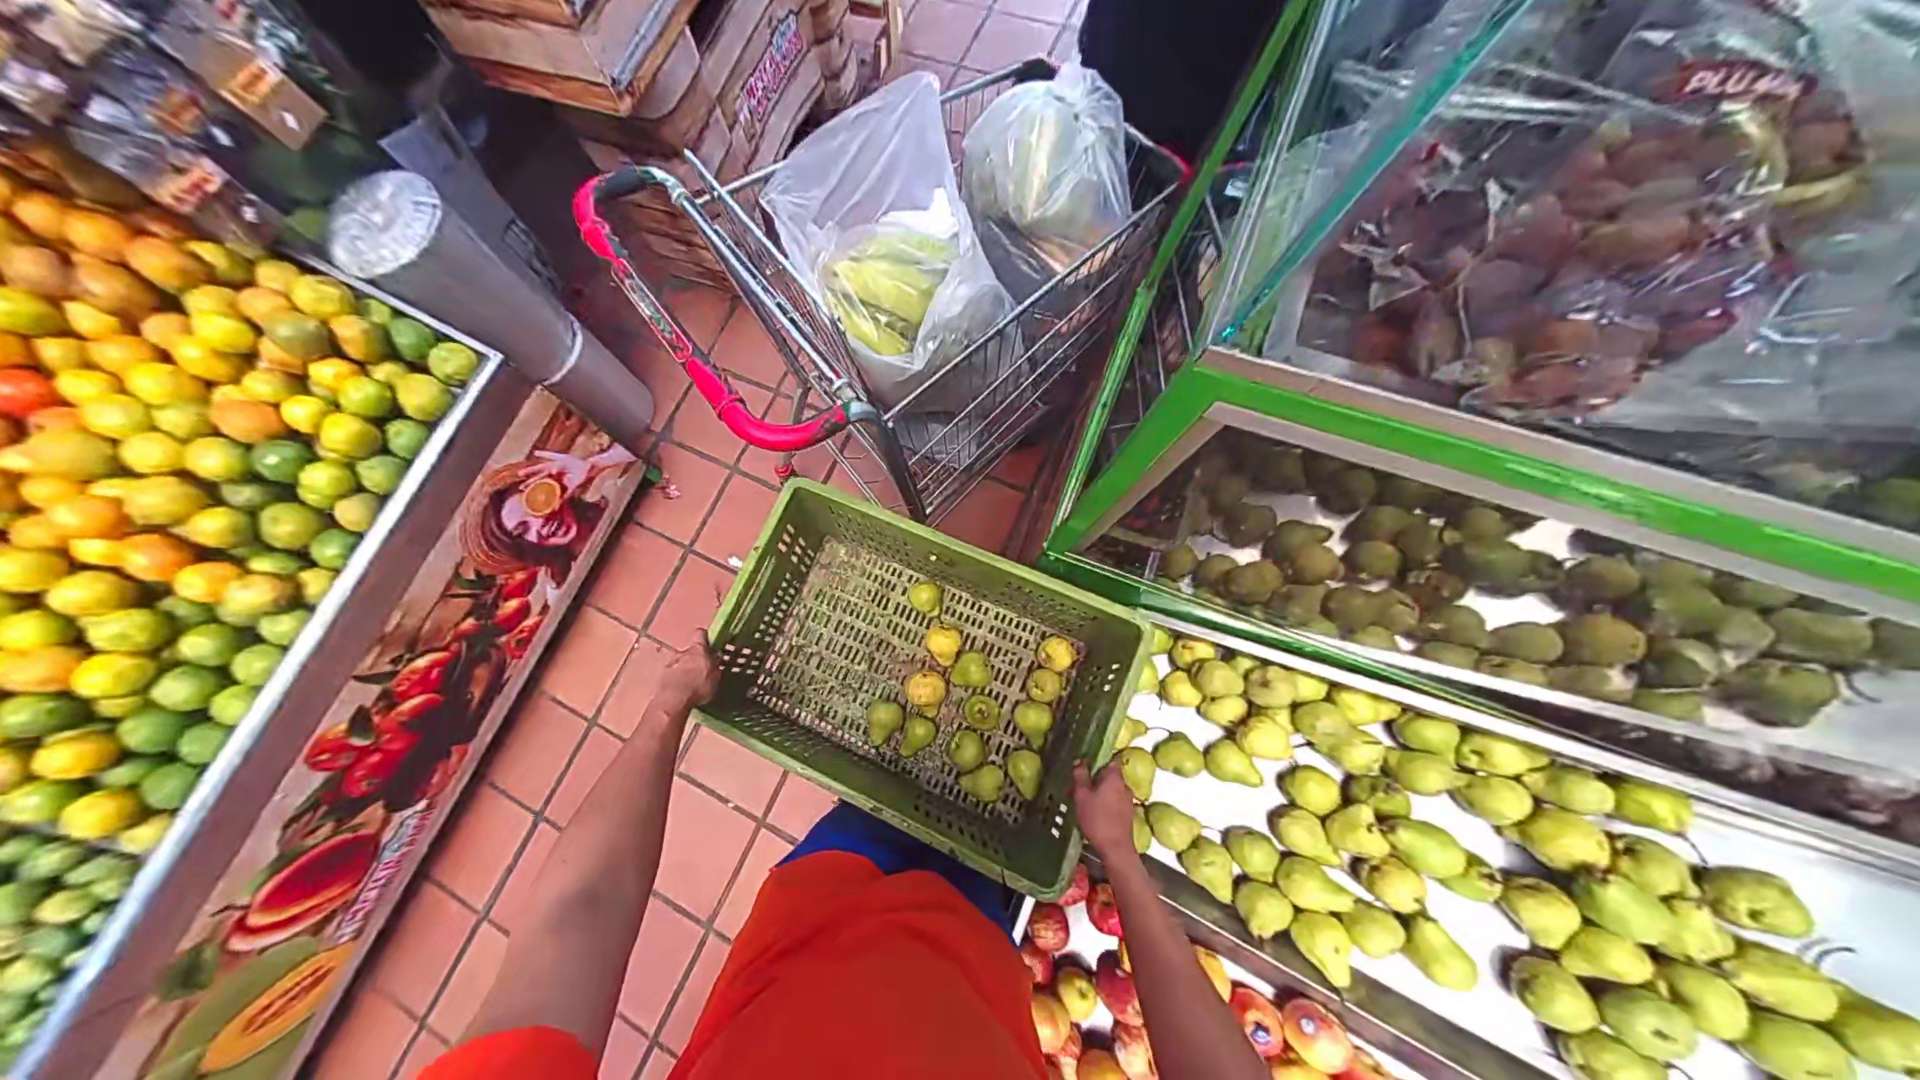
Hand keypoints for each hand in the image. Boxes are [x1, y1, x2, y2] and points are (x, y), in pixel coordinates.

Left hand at [658, 631, 720, 710]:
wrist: (673, 701)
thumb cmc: (698, 686)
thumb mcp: (715, 677)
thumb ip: (715, 666)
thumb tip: (715, 658)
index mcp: (698, 650)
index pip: (700, 633)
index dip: (704, 637)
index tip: (709, 642)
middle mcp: (682, 653)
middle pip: (688, 650)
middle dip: (694, 658)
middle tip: (700, 669)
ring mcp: (669, 664)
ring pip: (678, 663)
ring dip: (683, 670)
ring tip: (689, 682)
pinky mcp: (660, 678)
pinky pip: (671, 675)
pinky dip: (675, 680)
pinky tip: (680, 691)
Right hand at [1072, 762, 1138, 861]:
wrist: (1115, 848)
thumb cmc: (1097, 818)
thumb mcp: (1082, 795)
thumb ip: (1080, 776)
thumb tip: (1080, 761)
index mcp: (1115, 777)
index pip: (1109, 760)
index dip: (1097, 761)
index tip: (1084, 766)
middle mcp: (1125, 786)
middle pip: (1109, 776)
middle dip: (1095, 779)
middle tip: (1079, 786)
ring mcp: (1128, 801)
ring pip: (1111, 790)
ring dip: (1099, 792)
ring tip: (1083, 801)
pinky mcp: (1127, 814)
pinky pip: (1115, 801)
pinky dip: (1105, 803)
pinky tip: (1094, 812)